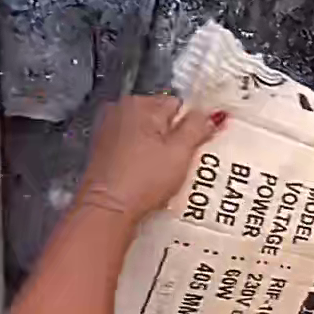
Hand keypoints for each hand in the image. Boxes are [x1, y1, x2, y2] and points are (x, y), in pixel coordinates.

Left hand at [75, 96, 221, 221]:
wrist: (107, 209)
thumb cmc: (143, 180)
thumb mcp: (180, 152)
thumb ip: (198, 127)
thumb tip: (213, 114)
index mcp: (141, 103)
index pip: (178, 105)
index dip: (189, 127)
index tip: (191, 148)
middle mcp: (120, 108)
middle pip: (159, 117)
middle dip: (171, 137)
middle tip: (177, 163)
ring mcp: (107, 127)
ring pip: (144, 132)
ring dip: (155, 147)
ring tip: (160, 172)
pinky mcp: (100, 147)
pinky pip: (130, 144)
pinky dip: (139, 155)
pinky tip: (143, 174)